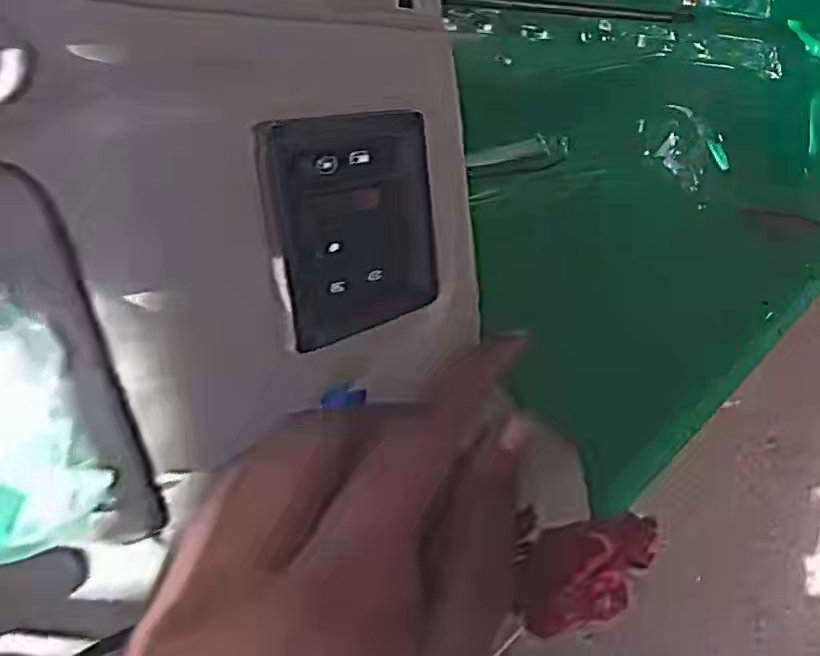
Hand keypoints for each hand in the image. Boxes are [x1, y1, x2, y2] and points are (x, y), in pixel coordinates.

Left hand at [131, 342, 528, 655]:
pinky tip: (331, 519)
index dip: (469, 380)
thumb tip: (511, 434)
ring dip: (335, 445)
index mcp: (335, 595)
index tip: (505, 349)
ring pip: (253, 467)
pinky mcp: (152, 630)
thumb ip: (486, 527)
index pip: (412, 443)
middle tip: (442, 436)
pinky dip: (288, 489)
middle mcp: (234, 595)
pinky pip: (222, 516)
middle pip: (313, 438)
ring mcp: (176, 616)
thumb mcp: (462, 636)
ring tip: (388, 473)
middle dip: (392, 416)